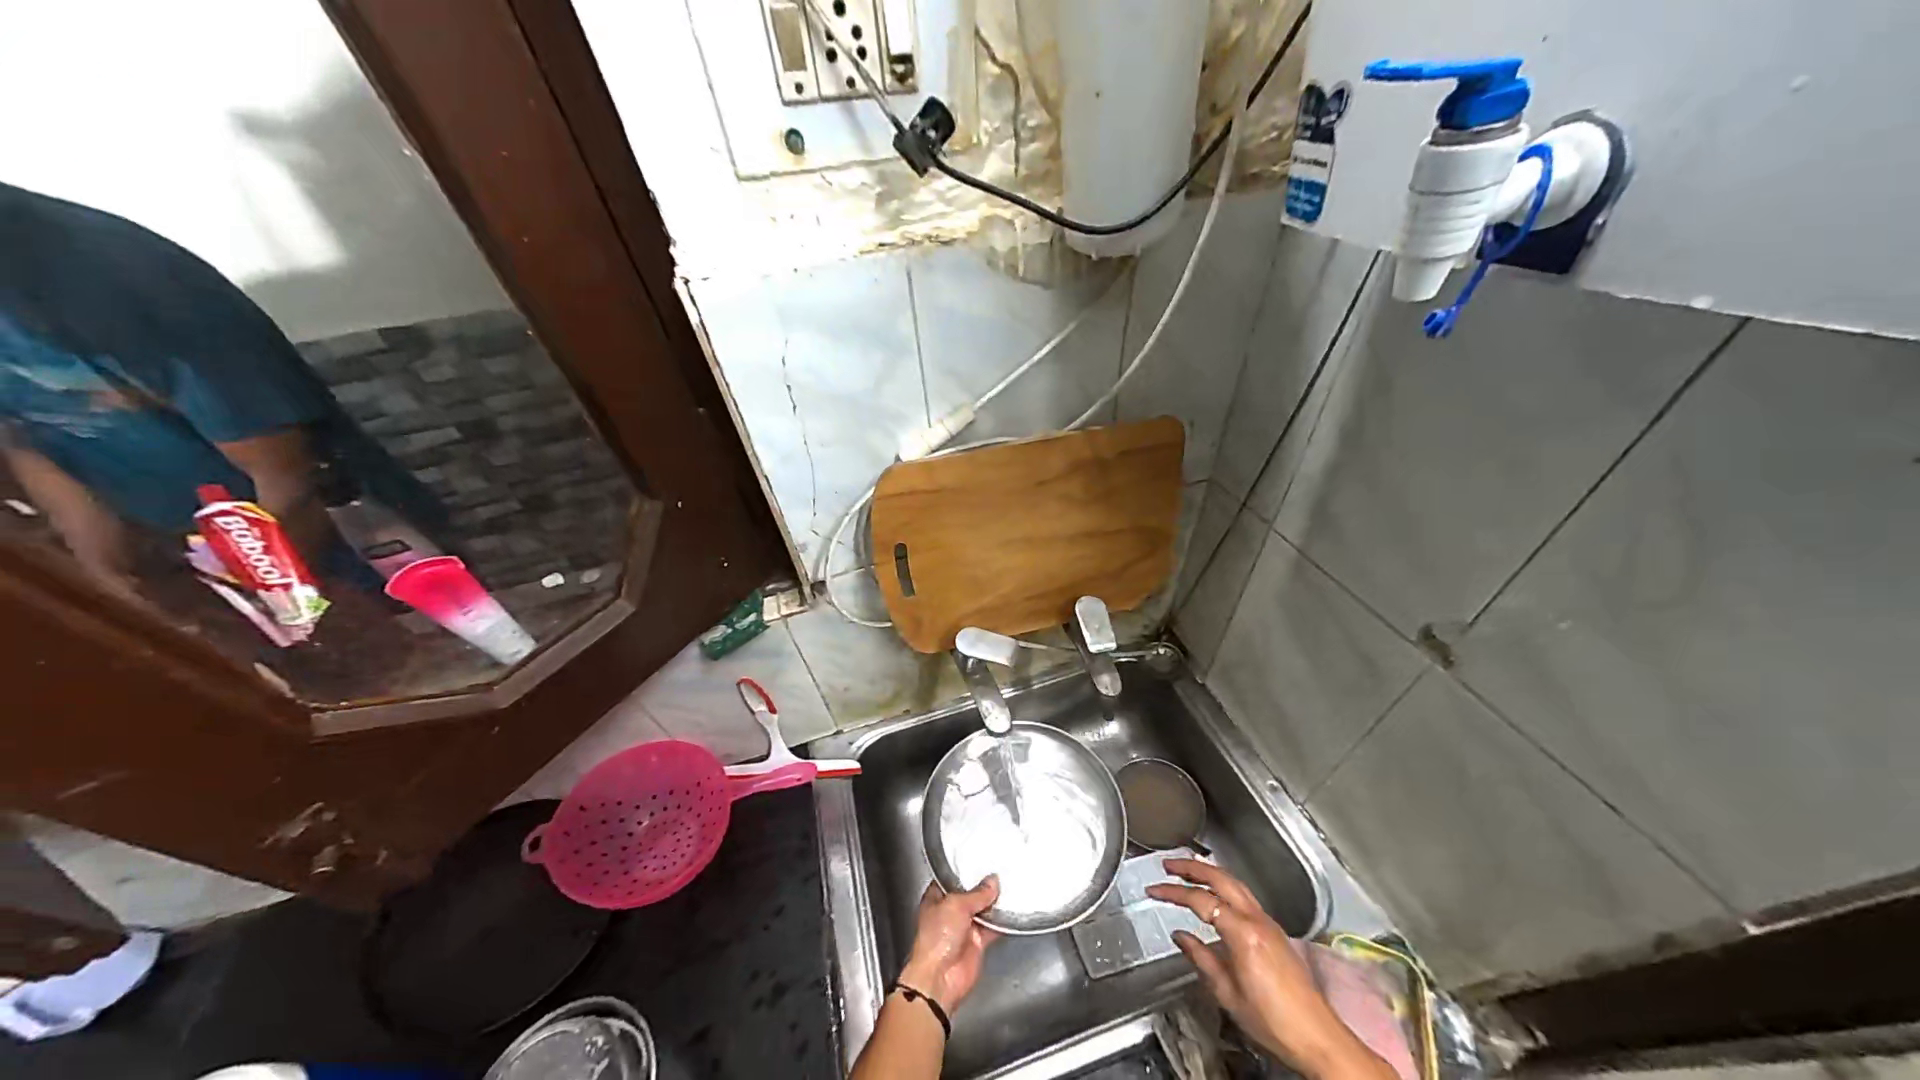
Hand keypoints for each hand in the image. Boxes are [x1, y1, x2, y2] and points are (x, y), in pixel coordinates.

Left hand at [898, 875, 1000, 1011]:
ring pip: (983, 910)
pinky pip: (992, 928)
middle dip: (984, 885)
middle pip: (971, 893)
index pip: (952, 877)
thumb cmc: (937, 936)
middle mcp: (950, 911)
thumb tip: (993, 880)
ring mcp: (964, 927)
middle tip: (1002, 868)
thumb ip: (977, 893)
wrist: (940, 978)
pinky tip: (1013, 909)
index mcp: (937, 897)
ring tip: (1011, 883)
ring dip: (995, 902)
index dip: (966, 869)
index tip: (982, 858)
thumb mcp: (956, 905)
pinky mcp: (977, 942)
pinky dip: (1002, 921)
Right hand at [1148, 859, 1393, 1079]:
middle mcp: (1258, 921)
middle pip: (1221, 878)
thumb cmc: (1275, 1023)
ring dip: (1209, 872)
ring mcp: (1269, 923)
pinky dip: (1223, 886)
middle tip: (1168, 865)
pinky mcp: (1275, 931)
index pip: (1201, 900)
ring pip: (1235, 882)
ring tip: (1187, 871)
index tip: (1154, 890)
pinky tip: (1213, 896)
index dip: (1173, 892)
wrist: (1319, 1038)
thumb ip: (1201, 959)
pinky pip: (1244, 896)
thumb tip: (1180, 937)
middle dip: (1191, 867)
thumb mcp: (1228, 994)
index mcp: (1244, 934)